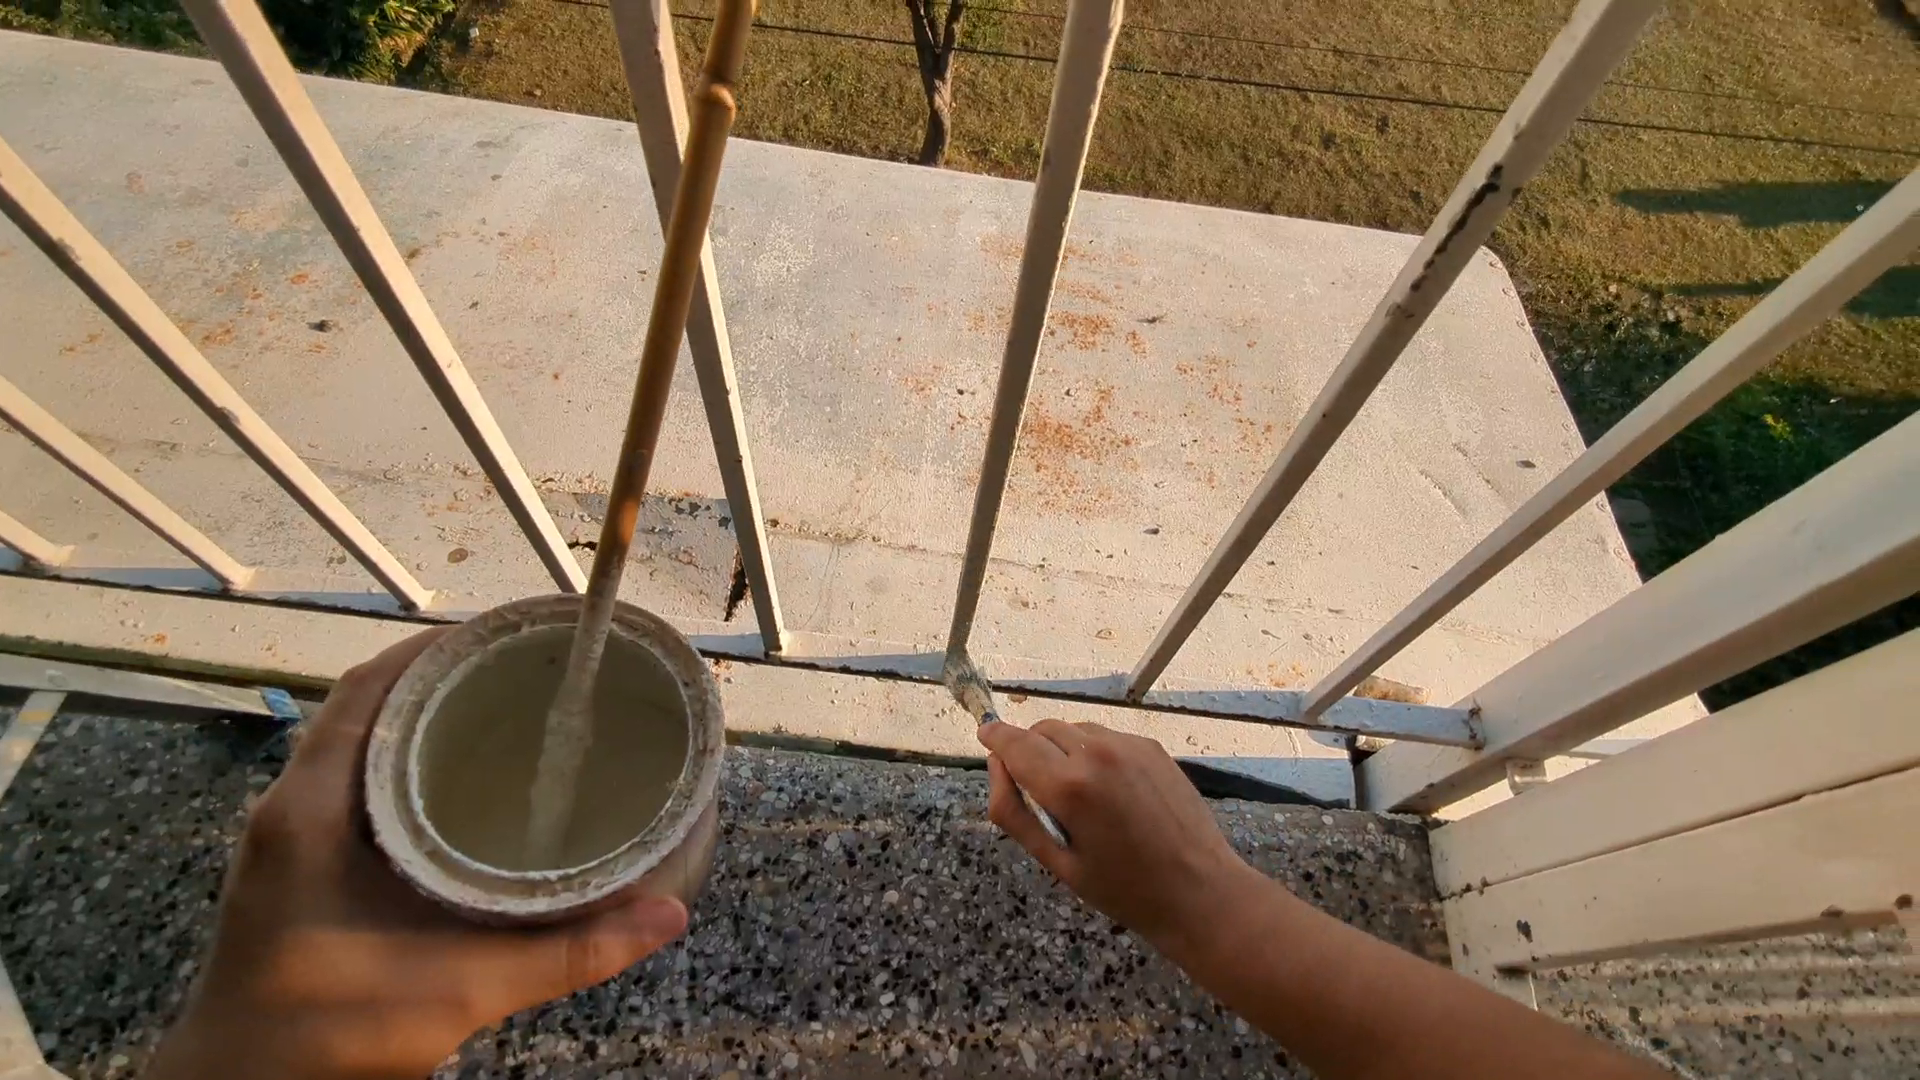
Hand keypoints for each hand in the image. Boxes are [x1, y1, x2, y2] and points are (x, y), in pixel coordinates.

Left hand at [147, 629, 690, 1079]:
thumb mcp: (459, 993)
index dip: (438, 647)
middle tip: (537, 664)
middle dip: (453, 669)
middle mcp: (297, 803)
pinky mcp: (306, 853)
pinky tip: (476, 767)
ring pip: (369, 733)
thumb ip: (567, 954)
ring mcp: (295, 828)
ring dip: (434, 705)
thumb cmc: (329, 1037)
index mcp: (314, 811)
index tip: (514, 632)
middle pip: (376, 700)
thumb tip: (669, 917)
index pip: (371, 691)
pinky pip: (366, 769)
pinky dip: (419, 746)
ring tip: (517, 700)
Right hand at [977, 719, 1265, 956]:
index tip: (984, 733)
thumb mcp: (1056, 863)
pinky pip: (1105, 737)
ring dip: (1062, 748)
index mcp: (1069, 786)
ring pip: (1074, 729)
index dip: (995, 736)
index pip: (1015, 743)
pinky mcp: (1150, 746)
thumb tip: (996, 765)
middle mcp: (1096, 753)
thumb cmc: (1123, 888)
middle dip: (1029, 747)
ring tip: (1078, 792)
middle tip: (1035, 786)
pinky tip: (1109, 789)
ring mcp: (1128, 745)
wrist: (1201, 891)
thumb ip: (1013, 811)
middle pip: (1042, 729)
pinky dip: (1093, 752)